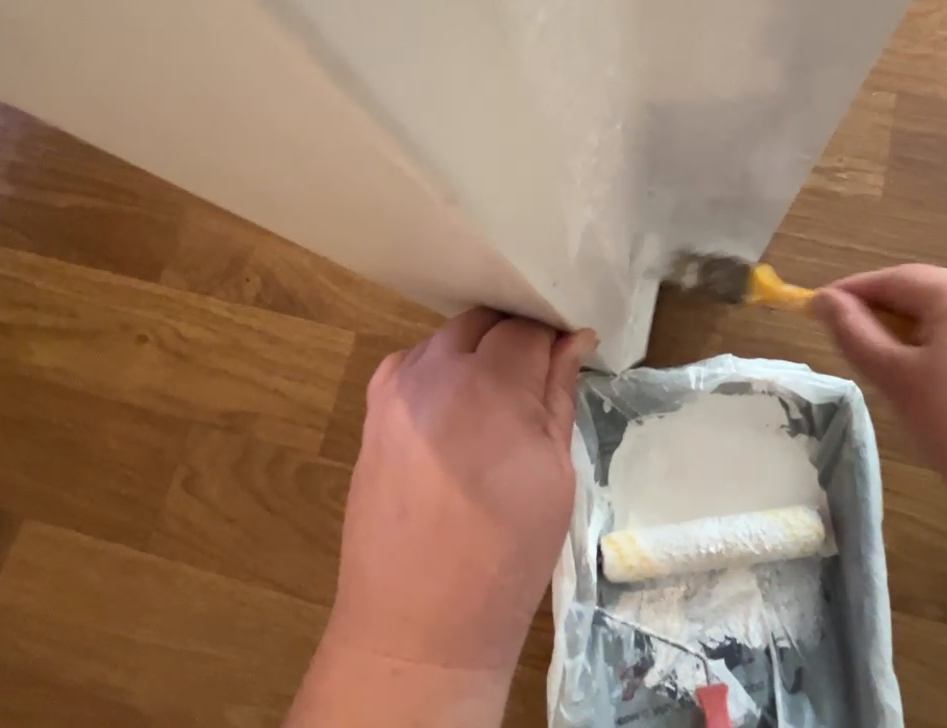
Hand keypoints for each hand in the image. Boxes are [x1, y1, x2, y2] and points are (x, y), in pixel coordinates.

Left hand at [326, 308, 597, 672]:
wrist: (419, 623)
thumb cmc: (507, 553)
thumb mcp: (556, 473)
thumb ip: (559, 394)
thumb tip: (574, 340)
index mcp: (490, 384)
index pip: (528, 325)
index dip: (553, 336)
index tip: (568, 354)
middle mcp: (435, 371)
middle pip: (484, 322)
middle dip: (514, 338)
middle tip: (536, 379)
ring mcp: (395, 389)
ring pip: (446, 340)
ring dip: (476, 353)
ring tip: (495, 402)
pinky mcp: (372, 411)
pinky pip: (413, 367)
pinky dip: (439, 374)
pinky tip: (455, 415)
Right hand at [812, 266, 946, 526]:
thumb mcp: (894, 376)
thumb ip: (853, 331)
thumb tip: (822, 299)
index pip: (895, 278)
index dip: (851, 291)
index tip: (814, 308)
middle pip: (925, 291)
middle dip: (882, 310)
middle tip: (845, 337)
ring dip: (911, 328)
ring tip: (883, 360)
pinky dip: (944, 345)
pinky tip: (930, 379)